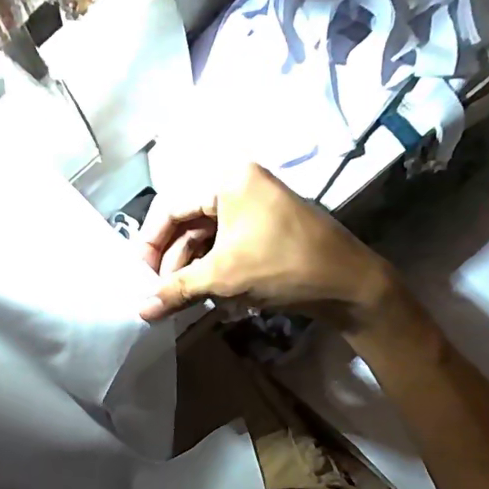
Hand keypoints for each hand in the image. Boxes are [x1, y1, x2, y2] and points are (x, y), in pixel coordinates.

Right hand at [137, 164, 400, 327]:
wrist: (348, 284)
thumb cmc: (282, 267)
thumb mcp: (223, 277)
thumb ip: (176, 290)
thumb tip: (140, 310)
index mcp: (228, 178)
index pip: (171, 206)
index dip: (151, 243)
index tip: (140, 276)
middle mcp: (241, 184)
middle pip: (189, 223)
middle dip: (174, 262)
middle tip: (161, 295)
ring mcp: (258, 207)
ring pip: (209, 239)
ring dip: (194, 272)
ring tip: (184, 302)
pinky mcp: (269, 230)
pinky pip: (230, 247)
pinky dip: (217, 272)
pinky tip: (210, 298)